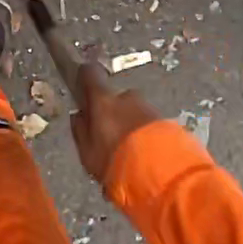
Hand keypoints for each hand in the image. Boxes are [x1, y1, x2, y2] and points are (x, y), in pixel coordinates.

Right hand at [69, 59, 162, 186]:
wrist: (160, 169)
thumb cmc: (115, 161)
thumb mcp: (87, 152)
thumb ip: (80, 131)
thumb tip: (78, 116)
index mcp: (103, 100)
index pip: (90, 74)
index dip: (85, 75)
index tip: (81, 80)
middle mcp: (126, 96)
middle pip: (114, 98)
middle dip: (111, 113)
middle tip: (109, 137)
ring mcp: (147, 106)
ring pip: (132, 110)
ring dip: (129, 124)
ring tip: (127, 150)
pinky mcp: (164, 117)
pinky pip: (147, 121)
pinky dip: (143, 132)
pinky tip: (142, 152)